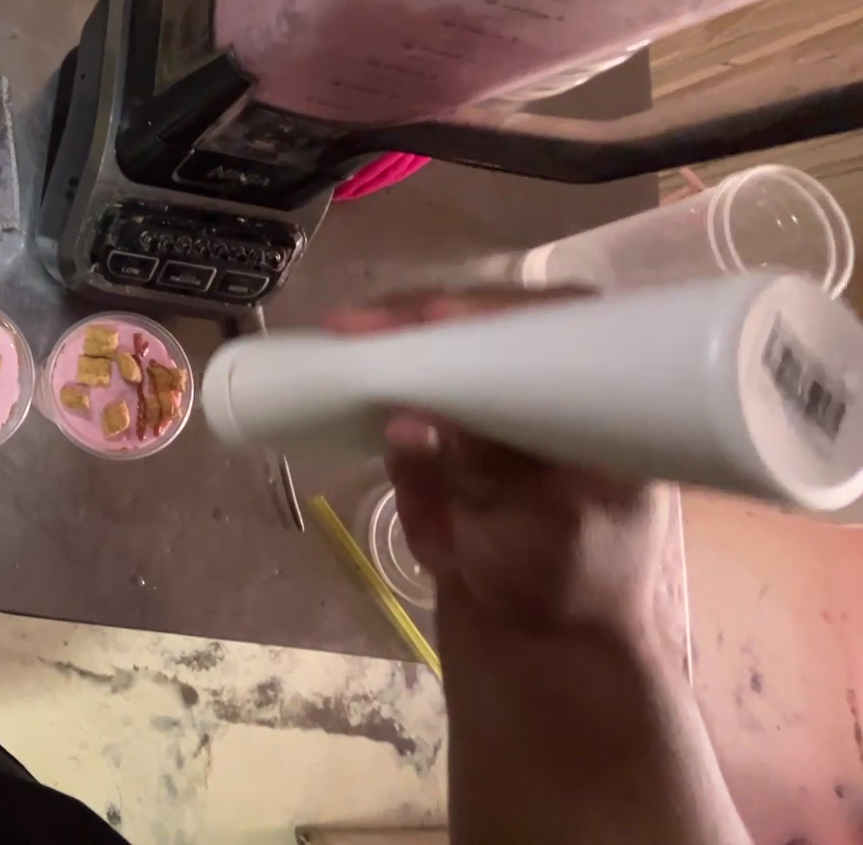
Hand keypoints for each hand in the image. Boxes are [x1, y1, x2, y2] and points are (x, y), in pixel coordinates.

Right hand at [325, 289, 669, 636]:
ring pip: (438, 347)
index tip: (430, 315)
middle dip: (418, 316)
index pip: (554, 325)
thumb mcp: (542, 527)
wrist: (530, 631)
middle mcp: (544, 391)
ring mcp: (487, 407)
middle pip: (484, 324)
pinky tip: (344, 354)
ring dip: (388, 336)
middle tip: (360, 321)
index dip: (490, 311)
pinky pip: (405, 386)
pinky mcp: (442, 427)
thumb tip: (406, 425)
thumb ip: (482, 469)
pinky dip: (373, 370)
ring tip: (343, 331)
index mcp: (600, 405)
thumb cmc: (561, 579)